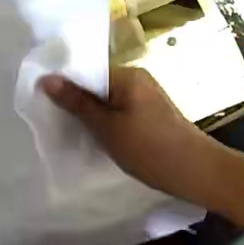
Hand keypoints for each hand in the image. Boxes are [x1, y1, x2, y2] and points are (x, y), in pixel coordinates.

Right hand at [40, 64, 227, 204]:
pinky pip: (122, 110)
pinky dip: (110, 123)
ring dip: (95, 115)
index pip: (88, 71)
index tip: (45, 103)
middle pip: (99, 85)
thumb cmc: (150, 148)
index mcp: (128, 75)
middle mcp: (138, 78)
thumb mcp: (108, 128)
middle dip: (80, 102)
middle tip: (58, 123)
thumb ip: (77, 103)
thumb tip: (46, 78)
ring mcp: (147, 96)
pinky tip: (102, 140)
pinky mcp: (153, 113)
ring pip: (110, 100)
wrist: (198, 172)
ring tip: (76, 134)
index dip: (67, 86)